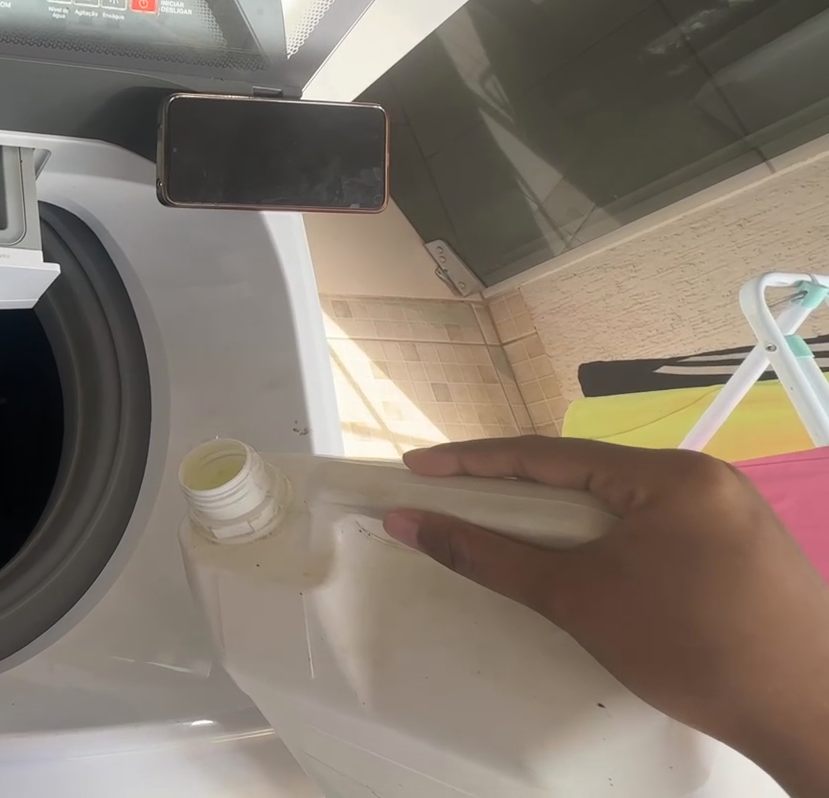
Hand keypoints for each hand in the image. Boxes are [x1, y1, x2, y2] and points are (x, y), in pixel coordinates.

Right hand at [384, 437, 828, 792]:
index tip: (414, 468)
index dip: (470, 461)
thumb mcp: (572, 597)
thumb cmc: (694, 651)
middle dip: (507, 484)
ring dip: (547, 509)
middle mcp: (704, 479)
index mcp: (672, 476)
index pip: (545, 454)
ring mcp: (728, 511)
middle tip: (448, 495)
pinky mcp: (739, 545)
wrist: (827, 735)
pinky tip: (564, 548)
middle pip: (577, 470)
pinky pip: (640, 518)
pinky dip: (590, 529)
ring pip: (607, 495)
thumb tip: (402, 522)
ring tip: (494, 521)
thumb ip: (481, 553)